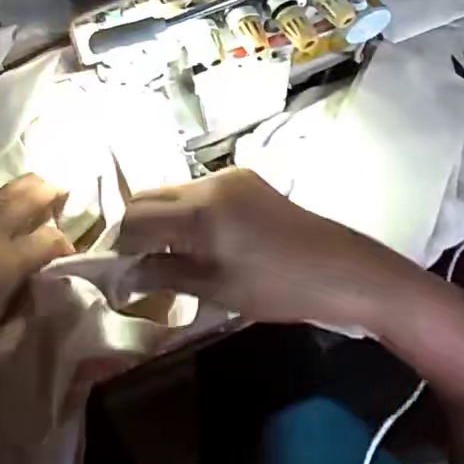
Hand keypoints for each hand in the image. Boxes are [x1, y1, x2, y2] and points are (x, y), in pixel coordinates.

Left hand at [0, 167, 72, 417]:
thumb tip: (35, 292)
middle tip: (65, 195)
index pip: (47, 240)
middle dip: (50, 195)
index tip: (70, 256)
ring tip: (40, 181)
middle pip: (25, 201)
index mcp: (3, 266)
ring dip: (22, 183)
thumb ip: (24, 319)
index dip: (65, 244)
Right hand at [117, 167, 407, 330]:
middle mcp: (207, 182)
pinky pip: (200, 190)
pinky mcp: (244, 177)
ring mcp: (227, 176)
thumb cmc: (277, 287)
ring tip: (174, 252)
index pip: (137, 214)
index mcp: (199, 211)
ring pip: (175, 191)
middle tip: (141, 261)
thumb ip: (165, 274)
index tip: (122, 268)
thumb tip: (126, 276)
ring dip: (165, 218)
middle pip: (152, 195)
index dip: (123, 241)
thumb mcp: (217, 288)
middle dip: (139, 226)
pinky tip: (203, 237)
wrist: (340, 268)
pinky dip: (189, 211)